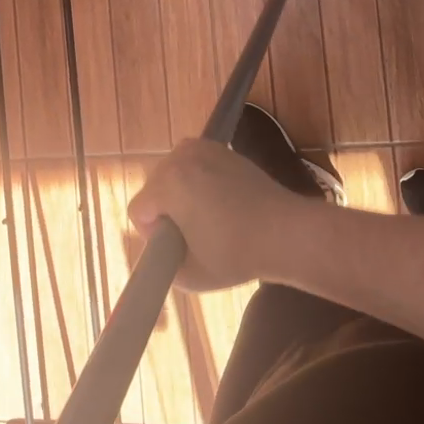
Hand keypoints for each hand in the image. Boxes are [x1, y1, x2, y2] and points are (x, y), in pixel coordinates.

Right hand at [127, 138, 318, 290]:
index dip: (152, 234)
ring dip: (180, 193)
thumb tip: (162, 249)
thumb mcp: (190, 276)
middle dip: (166, 210)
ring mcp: (204, 148)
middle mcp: (182, 157)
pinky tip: (218, 200)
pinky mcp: (223, 149)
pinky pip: (193, 164)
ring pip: (172, 174)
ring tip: (206, 217)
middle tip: (193, 233)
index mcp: (169, 183)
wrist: (285, 231)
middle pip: (154, 188)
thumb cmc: (236, 253)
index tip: (178, 245)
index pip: (139, 210)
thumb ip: (162, 263)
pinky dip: (197, 180)